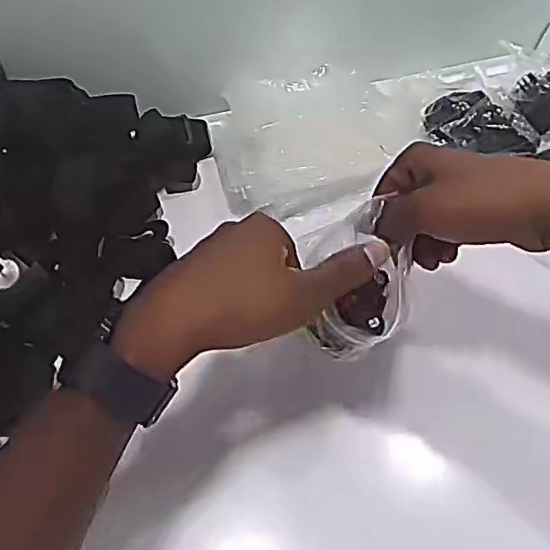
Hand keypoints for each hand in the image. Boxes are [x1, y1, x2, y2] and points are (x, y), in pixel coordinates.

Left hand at [113, 213, 388, 379]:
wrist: (173, 322)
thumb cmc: (234, 305)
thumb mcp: (304, 295)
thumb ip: (343, 273)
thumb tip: (376, 249)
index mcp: (264, 227)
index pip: (300, 253)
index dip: (300, 285)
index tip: (291, 304)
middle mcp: (234, 230)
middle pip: (274, 262)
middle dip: (275, 289)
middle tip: (267, 314)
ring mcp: (209, 249)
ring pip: (246, 273)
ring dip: (249, 295)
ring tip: (242, 318)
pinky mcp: (190, 269)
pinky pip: (221, 283)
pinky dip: (226, 299)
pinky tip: (223, 318)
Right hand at [374, 143, 549, 266]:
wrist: (549, 208)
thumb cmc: (486, 200)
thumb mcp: (424, 209)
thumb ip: (390, 220)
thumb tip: (377, 233)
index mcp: (418, 158)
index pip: (382, 192)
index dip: (381, 219)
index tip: (385, 244)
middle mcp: (437, 169)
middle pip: (404, 207)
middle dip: (404, 234)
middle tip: (409, 255)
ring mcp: (460, 187)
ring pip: (426, 219)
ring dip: (424, 241)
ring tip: (434, 258)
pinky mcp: (479, 205)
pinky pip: (449, 225)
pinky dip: (444, 240)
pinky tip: (450, 253)